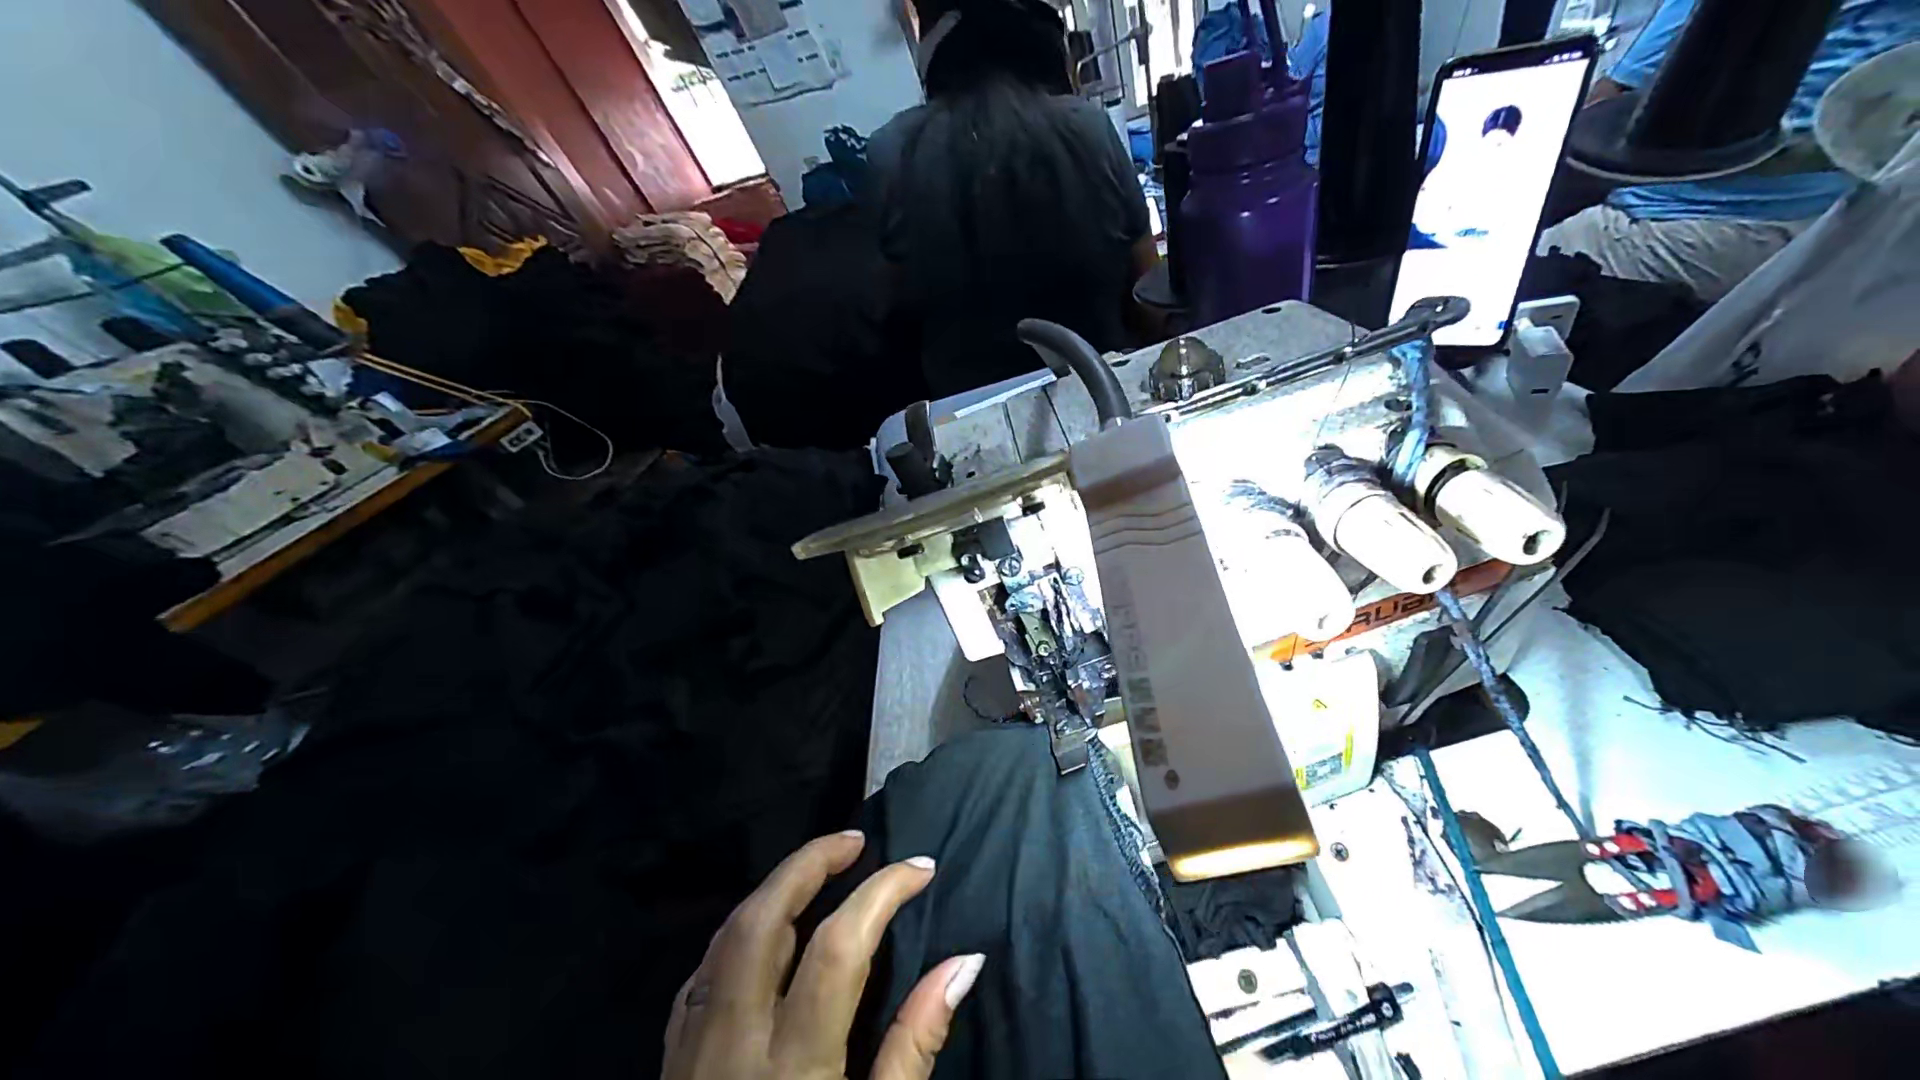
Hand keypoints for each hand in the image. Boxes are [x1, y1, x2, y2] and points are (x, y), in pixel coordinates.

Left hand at [662, 830, 984, 1079]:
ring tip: (818, 871)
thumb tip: (962, 964)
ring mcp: (690, 1053)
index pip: (838, 948)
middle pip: (761, 921)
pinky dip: (739, 936)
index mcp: (791, 1069)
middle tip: (854, 841)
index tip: (922, 868)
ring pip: (724, 938)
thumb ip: (914, 1047)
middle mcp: (732, 1046)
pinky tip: (766, 933)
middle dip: (809, 864)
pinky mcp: (670, 1064)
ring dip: (774, 891)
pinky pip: (701, 976)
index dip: (883, 893)